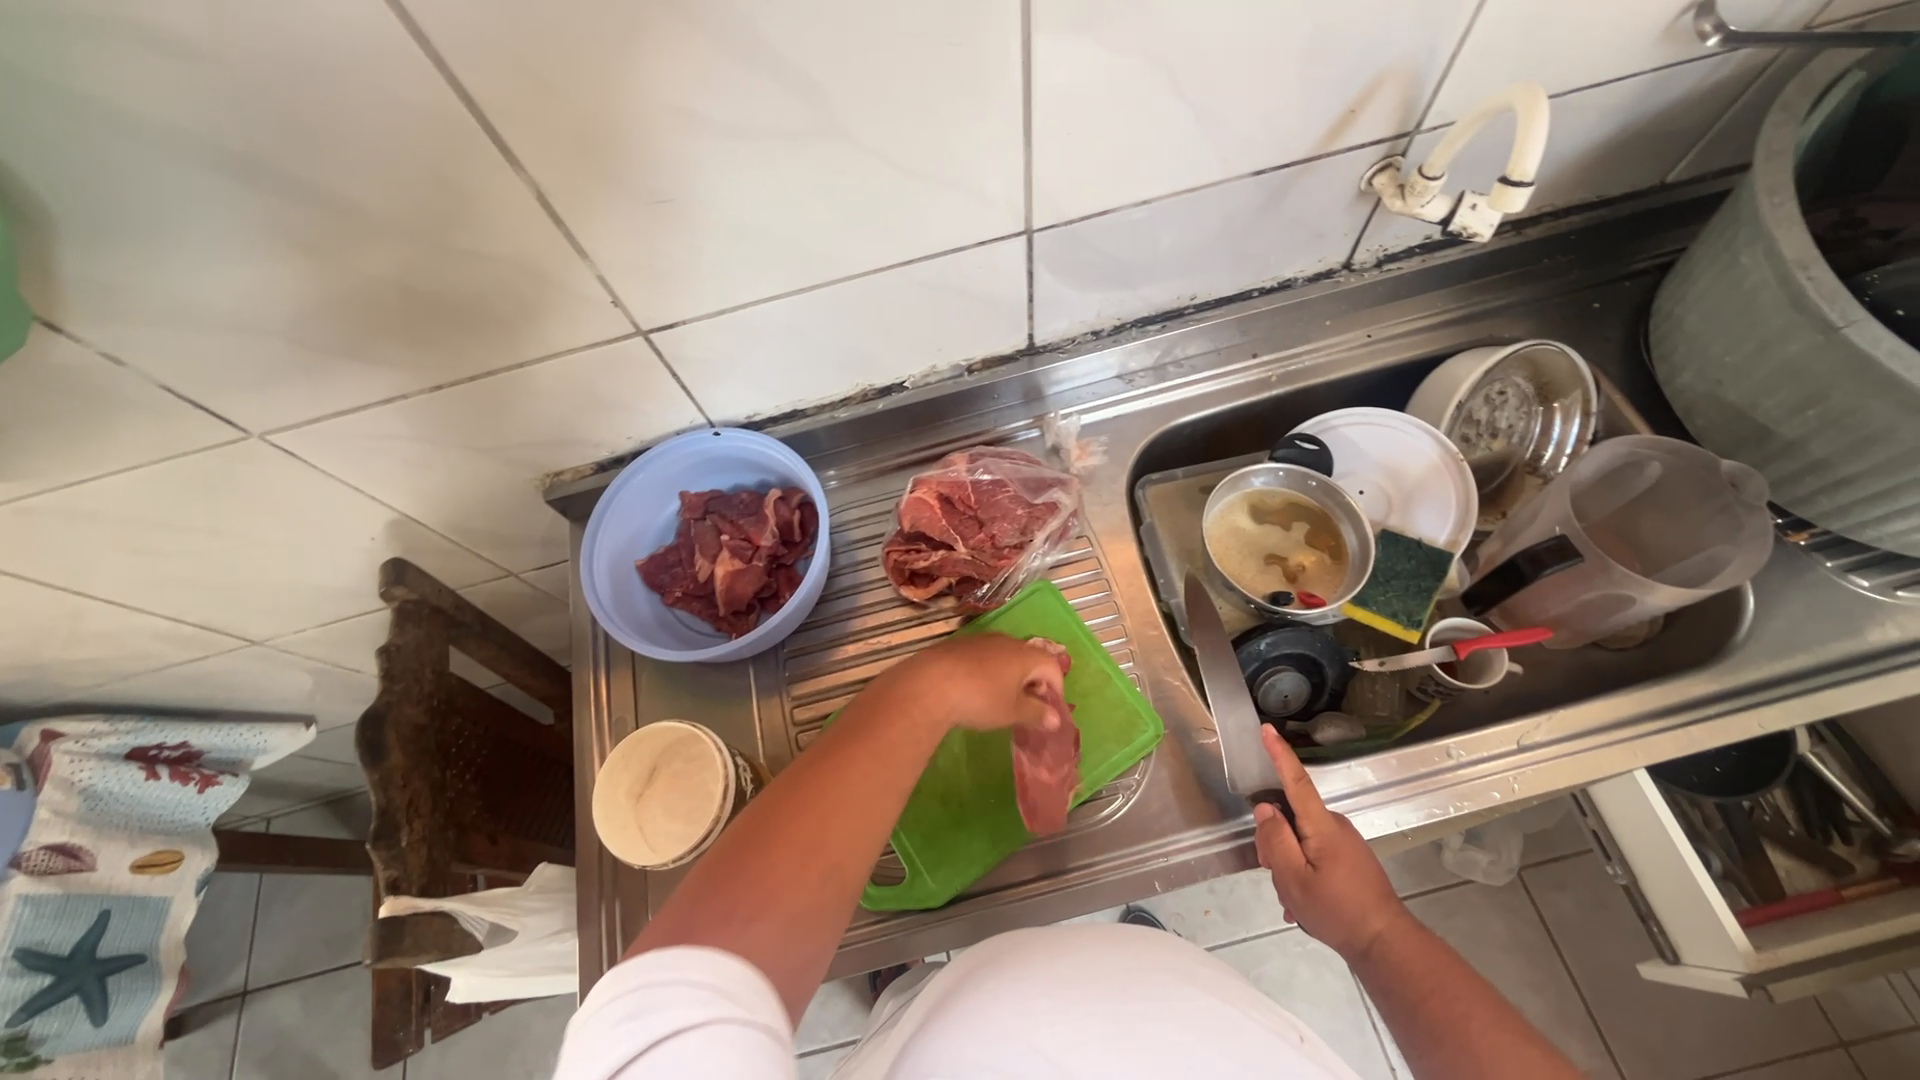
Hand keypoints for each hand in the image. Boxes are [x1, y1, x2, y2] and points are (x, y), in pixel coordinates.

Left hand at [876, 633, 1065, 733]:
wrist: (929, 684)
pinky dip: (987, 672)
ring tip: (1000, 699)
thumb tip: (1056, 718)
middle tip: (1027, 706)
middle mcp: (1006, 641)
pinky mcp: (957, 645)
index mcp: (1025, 655)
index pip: (1052, 666)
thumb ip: (1037, 713)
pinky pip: (982, 657)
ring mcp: (980, 640)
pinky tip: (974, 690)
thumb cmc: (980, 699)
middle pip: (1029, 658)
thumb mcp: (1012, 713)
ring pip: (1004, 656)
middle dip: (1033, 682)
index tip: (1049, 711)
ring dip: (1009, 676)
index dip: (1056, 688)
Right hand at [1252, 724, 1412, 961]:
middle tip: (1276, 876)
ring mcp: (1345, 842)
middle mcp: (1336, 826)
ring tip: (1294, 900)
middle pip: (1290, 819)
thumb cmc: (1338, 911)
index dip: (1280, 755)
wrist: (1386, 944)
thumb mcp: (1294, 880)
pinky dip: (1303, 874)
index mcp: (1322, 827)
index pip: (1296, 782)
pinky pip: (1314, 855)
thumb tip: (1265, 809)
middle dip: (1275, 843)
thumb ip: (1275, 840)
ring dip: (1289, 865)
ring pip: (1300, 840)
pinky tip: (1306, 904)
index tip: (1267, 729)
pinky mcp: (1350, 858)